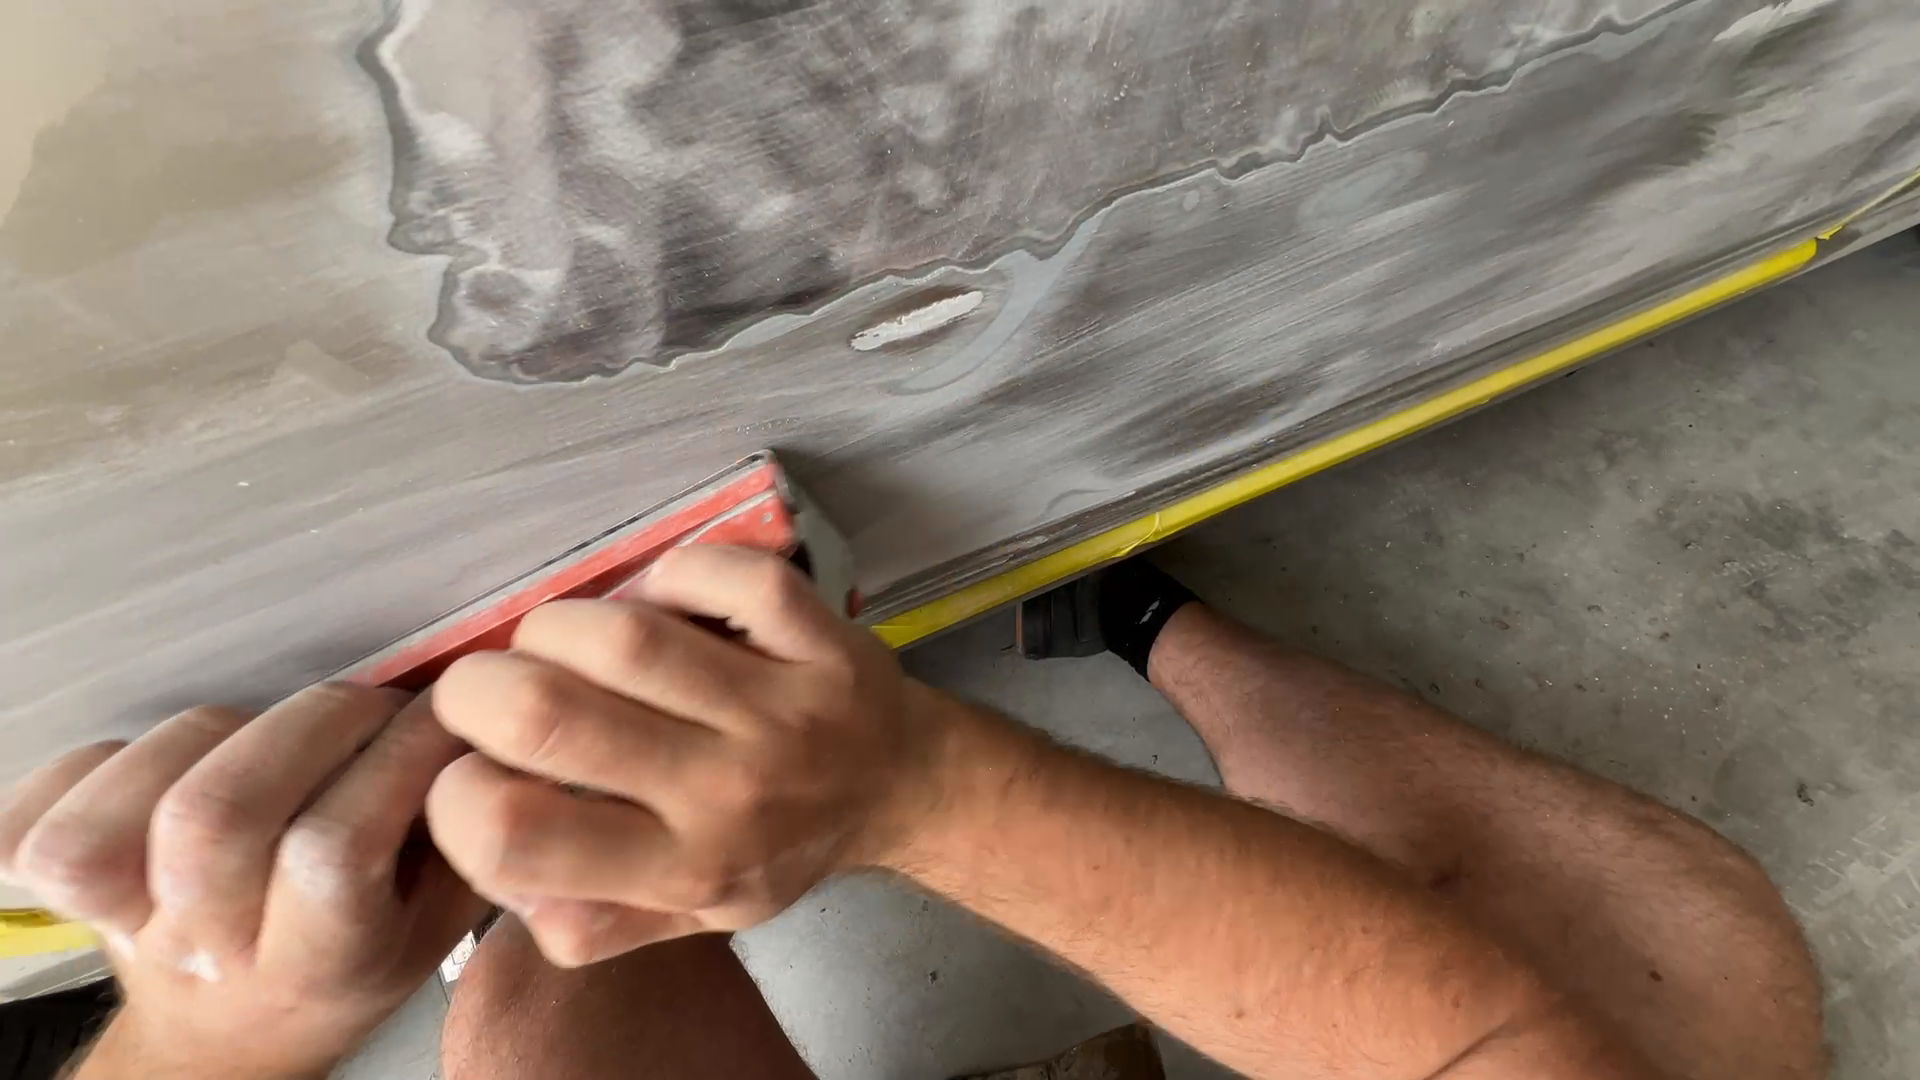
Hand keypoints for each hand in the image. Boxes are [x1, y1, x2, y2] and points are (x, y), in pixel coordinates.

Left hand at [0, 685, 486, 1079]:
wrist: (241, 1034)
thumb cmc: (369, 953)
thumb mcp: (452, 911)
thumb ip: (477, 836)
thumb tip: (493, 741)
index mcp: (321, 960)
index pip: (335, 846)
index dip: (403, 755)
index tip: (454, 713)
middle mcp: (210, 948)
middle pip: (220, 812)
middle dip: (326, 721)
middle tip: (385, 707)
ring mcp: (122, 922)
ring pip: (137, 799)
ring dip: (234, 731)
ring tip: (295, 735)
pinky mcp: (60, 893)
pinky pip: (37, 813)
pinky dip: (102, 768)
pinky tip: (176, 767)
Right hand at [425, 545, 941, 965]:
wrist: (903, 785)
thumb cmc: (789, 844)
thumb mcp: (699, 915)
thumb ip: (597, 918)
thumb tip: (500, 868)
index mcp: (683, 863)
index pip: (519, 837)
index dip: (459, 793)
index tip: (475, 765)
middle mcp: (727, 787)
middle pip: (554, 716)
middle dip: (483, 686)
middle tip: (497, 681)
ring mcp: (782, 705)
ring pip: (629, 638)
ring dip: (563, 622)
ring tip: (565, 635)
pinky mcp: (824, 640)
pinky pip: (735, 579)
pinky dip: (678, 572)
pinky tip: (664, 595)